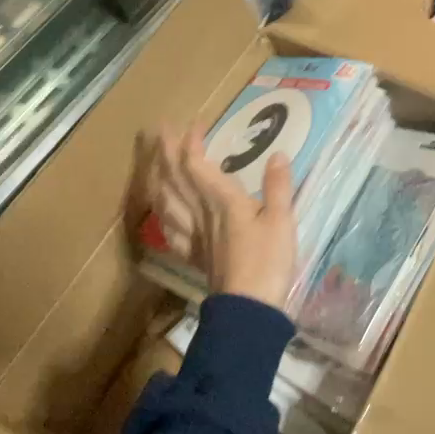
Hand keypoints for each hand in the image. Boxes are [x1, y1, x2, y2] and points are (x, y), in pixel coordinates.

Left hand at [143, 123, 297, 310]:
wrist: (247, 310)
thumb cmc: (268, 262)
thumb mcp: (282, 220)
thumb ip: (279, 186)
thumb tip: (278, 154)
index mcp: (222, 200)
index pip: (196, 164)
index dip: (190, 142)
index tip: (194, 123)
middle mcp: (200, 213)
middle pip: (173, 178)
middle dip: (164, 151)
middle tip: (158, 130)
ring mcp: (192, 235)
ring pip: (165, 201)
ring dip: (156, 177)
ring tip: (151, 161)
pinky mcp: (193, 254)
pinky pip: (169, 228)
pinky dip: (161, 212)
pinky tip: (161, 208)